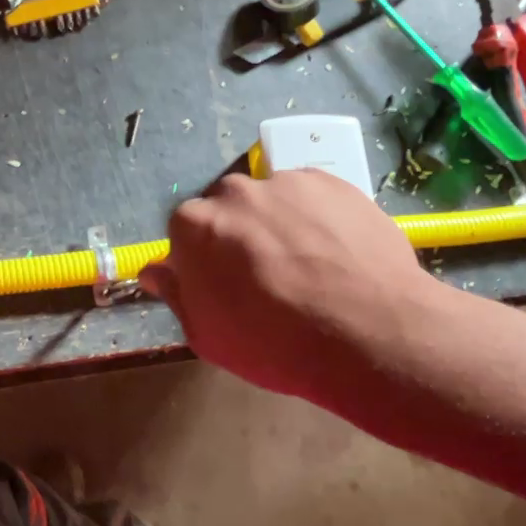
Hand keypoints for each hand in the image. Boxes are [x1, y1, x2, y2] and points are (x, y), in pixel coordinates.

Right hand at [139, 170, 445, 406]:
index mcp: (192, 225)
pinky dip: (316, 218)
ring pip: (271, 200)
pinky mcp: (331, 182)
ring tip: (309, 266)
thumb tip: (156, 271)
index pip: (184, 233)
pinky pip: (311, 196)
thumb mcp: (207, 336)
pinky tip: (335, 254)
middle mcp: (233, 192)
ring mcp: (284, 182)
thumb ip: (176, 295)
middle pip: (226, 209)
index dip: (202, 259)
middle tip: (266, 276)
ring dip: (278, 224)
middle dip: (238, 235)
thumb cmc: (275, 344)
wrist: (369, 333)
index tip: (222, 284)